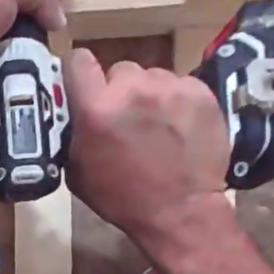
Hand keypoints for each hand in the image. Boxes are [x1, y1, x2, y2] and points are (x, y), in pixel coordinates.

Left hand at [0, 0, 64, 120]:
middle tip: (56, 57)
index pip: (12, 5)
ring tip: (53, 80)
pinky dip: (23, 101)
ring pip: (18, 74)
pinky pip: (9, 101)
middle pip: (19, 43)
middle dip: (39, 50)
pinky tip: (39, 99)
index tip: (53, 24)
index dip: (34, 12)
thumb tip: (58, 21)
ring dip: (35, 77)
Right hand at [65, 50, 230, 245]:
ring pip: (153, 77)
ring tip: (158, 125)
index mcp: (96, 107)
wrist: (180, 212)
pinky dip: (179, 102)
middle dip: (120, 91)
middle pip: (120, 70)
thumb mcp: (78, 172)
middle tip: (127, 118)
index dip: (80, 72)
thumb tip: (74, 113)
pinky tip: (181, 127)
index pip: (78, 60)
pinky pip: (182, 86)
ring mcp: (170, 87)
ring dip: (151, 95)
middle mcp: (132, 88)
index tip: (85, 85)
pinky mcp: (200, 92)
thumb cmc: (123, 199)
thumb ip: (73, 133)